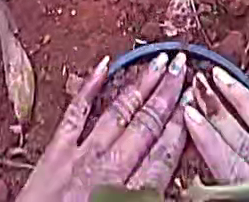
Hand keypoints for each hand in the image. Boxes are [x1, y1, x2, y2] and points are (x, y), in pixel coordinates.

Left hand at [15, 52, 189, 201]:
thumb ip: (145, 199)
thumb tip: (168, 189)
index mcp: (127, 200)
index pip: (163, 156)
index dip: (180, 126)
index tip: (193, 101)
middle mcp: (108, 172)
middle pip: (146, 126)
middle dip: (167, 94)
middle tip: (183, 65)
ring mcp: (80, 158)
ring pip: (119, 112)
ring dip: (142, 84)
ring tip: (160, 60)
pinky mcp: (55, 152)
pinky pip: (76, 112)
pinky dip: (91, 86)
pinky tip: (105, 64)